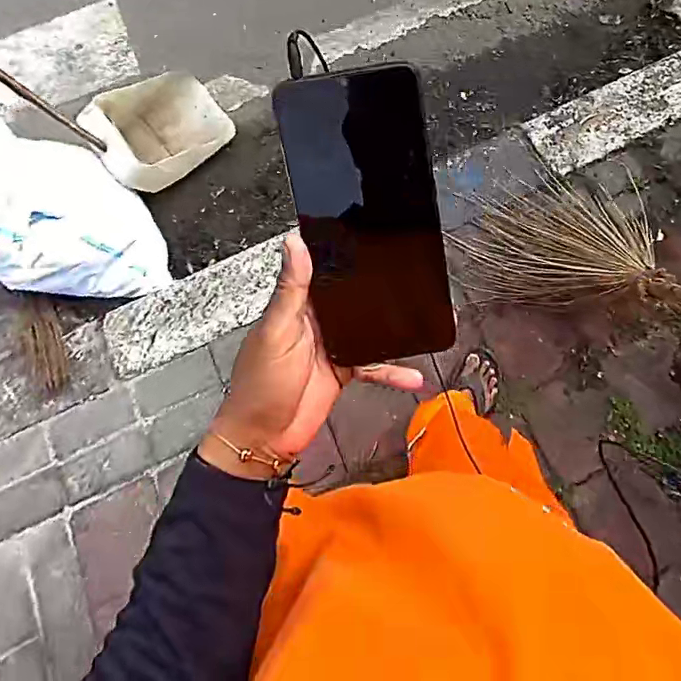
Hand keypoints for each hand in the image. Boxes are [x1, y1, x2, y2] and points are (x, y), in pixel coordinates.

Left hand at [197, 233, 423, 479]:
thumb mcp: (276, 332)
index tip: (371, 240)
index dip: (346, 257)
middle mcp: (318, 322)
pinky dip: (394, 371)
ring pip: (371, 330)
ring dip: (395, 330)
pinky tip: (412, 374)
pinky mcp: (344, 370)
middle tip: (410, 279)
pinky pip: (375, 365)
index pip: (325, 272)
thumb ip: (290, 290)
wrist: (262, 441)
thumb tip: (293, 244)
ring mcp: (333, 346)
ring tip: (424, 321)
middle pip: (355, 300)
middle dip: (381, 293)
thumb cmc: (257, 386)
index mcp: (298, 305)